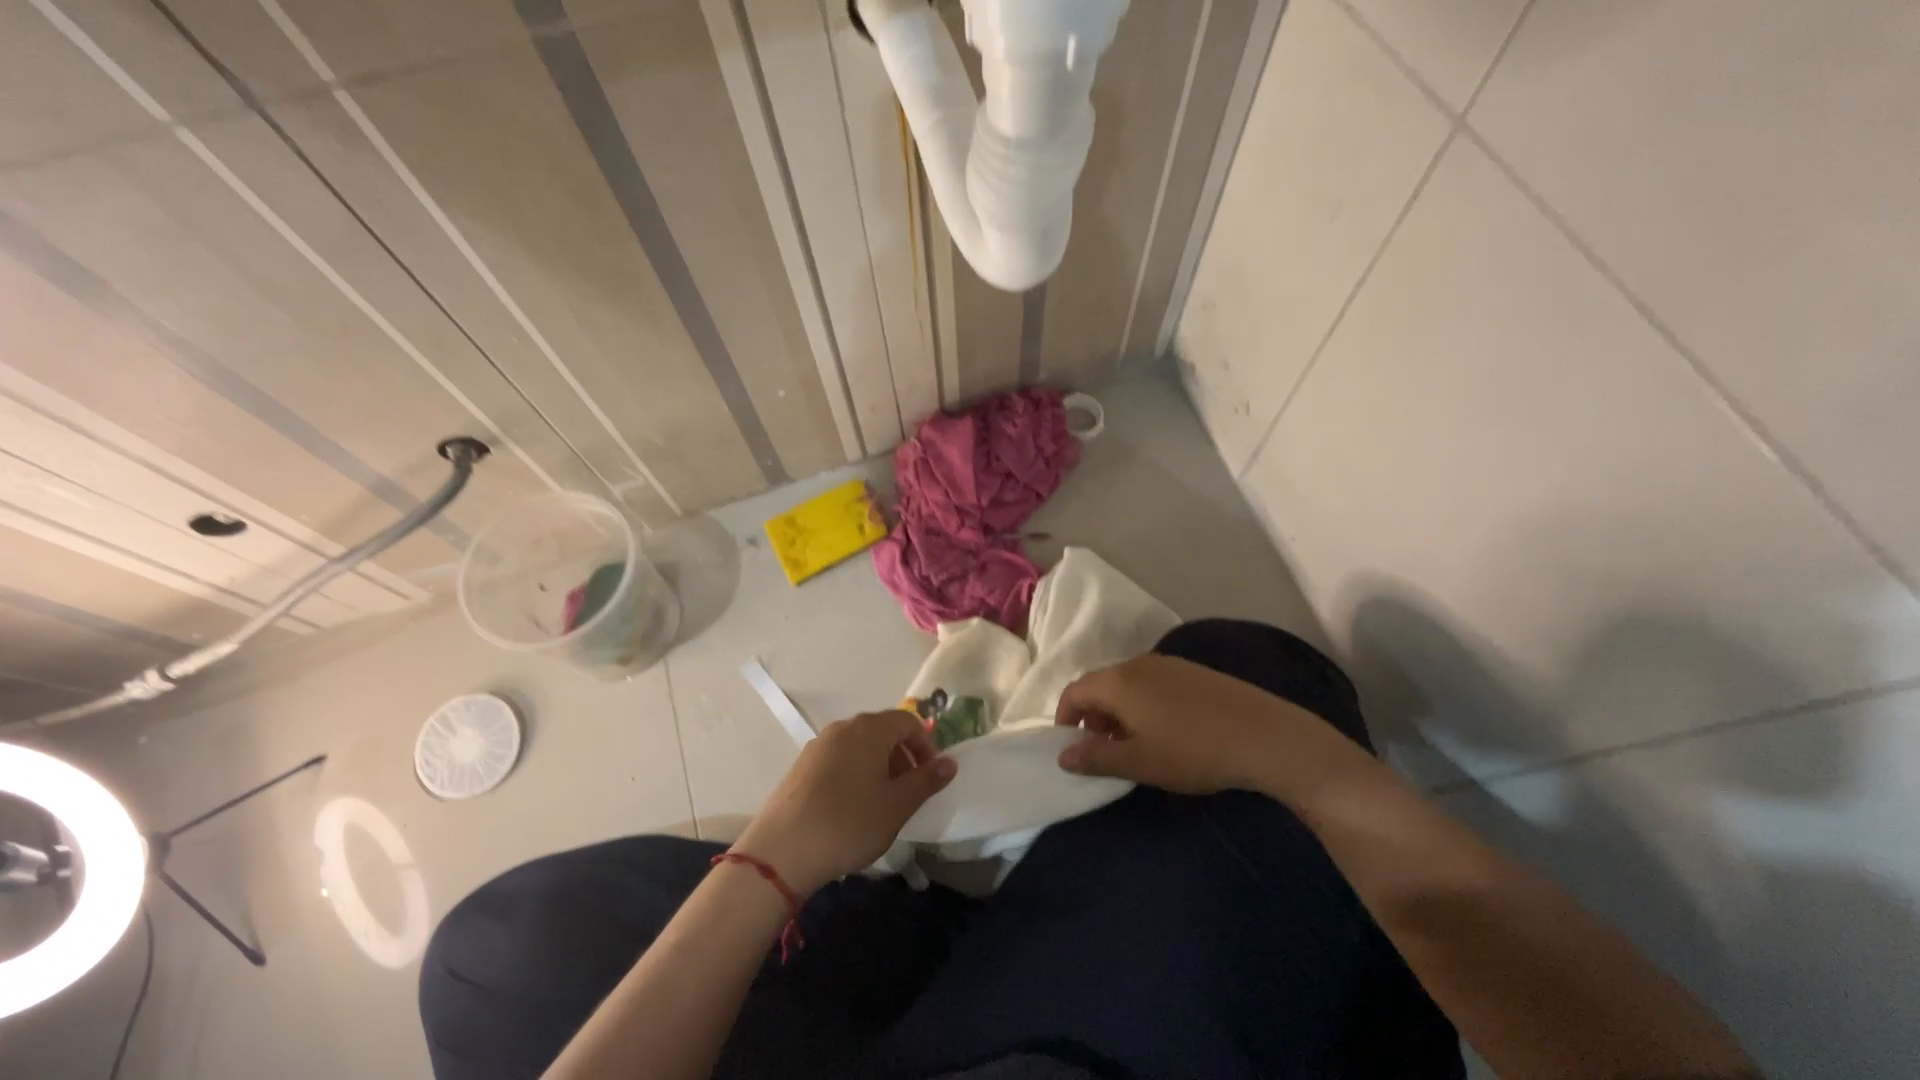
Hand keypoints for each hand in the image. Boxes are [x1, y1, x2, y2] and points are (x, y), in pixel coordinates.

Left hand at [732, 710, 954, 893]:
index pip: (908, 722)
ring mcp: (817, 747)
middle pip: (883, 732)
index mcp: (868, 730)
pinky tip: (854, 810)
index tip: (931, 778)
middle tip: (911, 794)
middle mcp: (842, 729)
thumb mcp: (898, 805)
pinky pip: (840, 762)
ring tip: (883, 805)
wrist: (782, 851)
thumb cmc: (850, 823)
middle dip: (904, 758)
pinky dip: (856, 776)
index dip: (926, 746)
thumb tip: (949, 762)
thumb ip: (927, 780)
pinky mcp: (801, 768)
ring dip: (880, 768)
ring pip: (860, 748)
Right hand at [1055, 654, 1358, 798]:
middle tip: (1102, 751)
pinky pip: (1155, 684)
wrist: (1265, 736)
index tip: (1071, 747)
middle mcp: (1140, 664)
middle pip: (1102, 684)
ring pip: (1130, 684)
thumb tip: (1063, 755)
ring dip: (1120, 712)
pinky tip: (1168, 733)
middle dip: (1093, 716)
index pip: (1075, 691)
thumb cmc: (1193, 751)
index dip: (1064, 718)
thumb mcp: (1139, 762)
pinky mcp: (1196, 672)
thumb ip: (1096, 758)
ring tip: (1135, 745)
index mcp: (1119, 681)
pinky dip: (1145, 705)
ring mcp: (1171, 664)